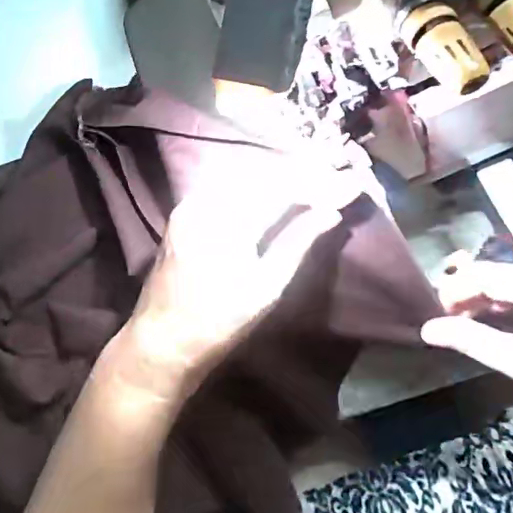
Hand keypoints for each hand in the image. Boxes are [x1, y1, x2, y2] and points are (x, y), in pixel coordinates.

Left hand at [109, 178, 350, 403]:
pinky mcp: (184, 210)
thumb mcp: (266, 289)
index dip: (320, 183)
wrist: (161, 339)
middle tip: (337, 174)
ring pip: (244, 175)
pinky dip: (255, 182)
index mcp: (228, 222)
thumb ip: (297, 243)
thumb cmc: (218, 323)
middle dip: (303, 173)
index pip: (283, 188)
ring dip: (279, 174)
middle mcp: (206, 201)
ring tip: (314, 177)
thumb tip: (330, 213)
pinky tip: (275, 187)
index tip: (351, 182)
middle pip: (263, 174)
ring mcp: (190, 202)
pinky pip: (225, 183)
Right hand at [420, 259, 512, 455]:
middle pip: (500, 272)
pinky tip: (497, 327)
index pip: (484, 274)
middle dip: (468, 292)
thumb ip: (473, 341)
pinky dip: (511, 307)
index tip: (434, 319)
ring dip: (489, 301)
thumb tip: (427, 330)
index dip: (454, 295)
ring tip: (465, 325)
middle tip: (445, 320)